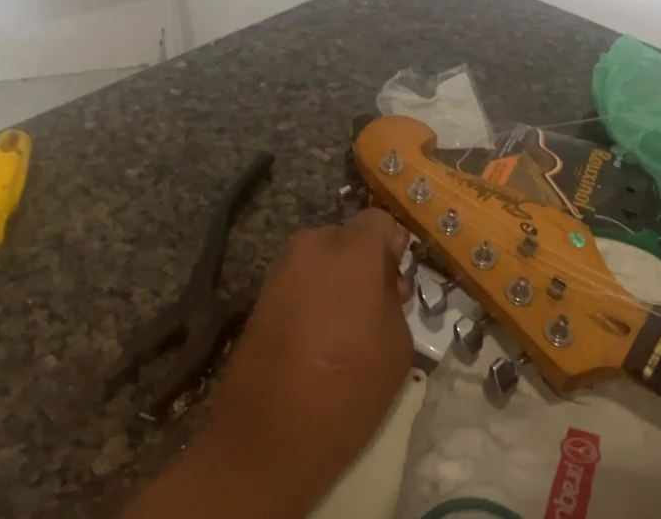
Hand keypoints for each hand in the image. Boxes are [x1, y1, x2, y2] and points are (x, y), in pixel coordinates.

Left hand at [122, 209, 414, 518]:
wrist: (267, 438)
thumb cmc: (348, 388)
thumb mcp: (397, 343)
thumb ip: (394, 297)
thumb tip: (384, 280)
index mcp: (351, 249)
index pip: (380, 221)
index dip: (394, 247)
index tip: (400, 281)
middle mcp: (312, 246)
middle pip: (348, 239)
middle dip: (365, 263)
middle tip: (377, 307)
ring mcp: (280, 270)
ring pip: (322, 261)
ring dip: (338, 281)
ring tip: (348, 328)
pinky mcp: (260, 297)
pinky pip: (300, 282)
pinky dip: (314, 298)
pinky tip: (321, 338)